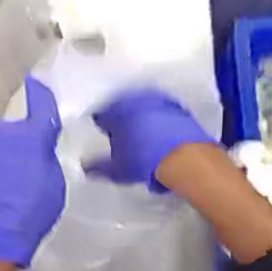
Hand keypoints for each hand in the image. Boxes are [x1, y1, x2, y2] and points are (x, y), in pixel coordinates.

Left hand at [0, 77, 65, 266]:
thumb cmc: (29, 214)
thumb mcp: (53, 184)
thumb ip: (44, 156)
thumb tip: (36, 146)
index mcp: (30, 136)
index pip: (40, 105)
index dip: (40, 96)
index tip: (36, 86)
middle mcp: (0, 132)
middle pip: (10, 131)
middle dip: (15, 144)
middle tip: (21, 169)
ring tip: (0, 185)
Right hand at [88, 90, 212, 191]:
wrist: (185, 158)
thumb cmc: (144, 161)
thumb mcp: (117, 169)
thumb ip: (99, 167)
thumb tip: (87, 167)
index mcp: (116, 112)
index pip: (102, 114)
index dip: (102, 124)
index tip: (103, 133)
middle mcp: (137, 101)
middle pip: (124, 106)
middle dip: (121, 118)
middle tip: (121, 135)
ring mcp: (160, 102)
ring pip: (144, 106)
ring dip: (141, 117)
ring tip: (141, 135)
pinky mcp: (180, 109)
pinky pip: (163, 112)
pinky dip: (159, 120)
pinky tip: (160, 135)